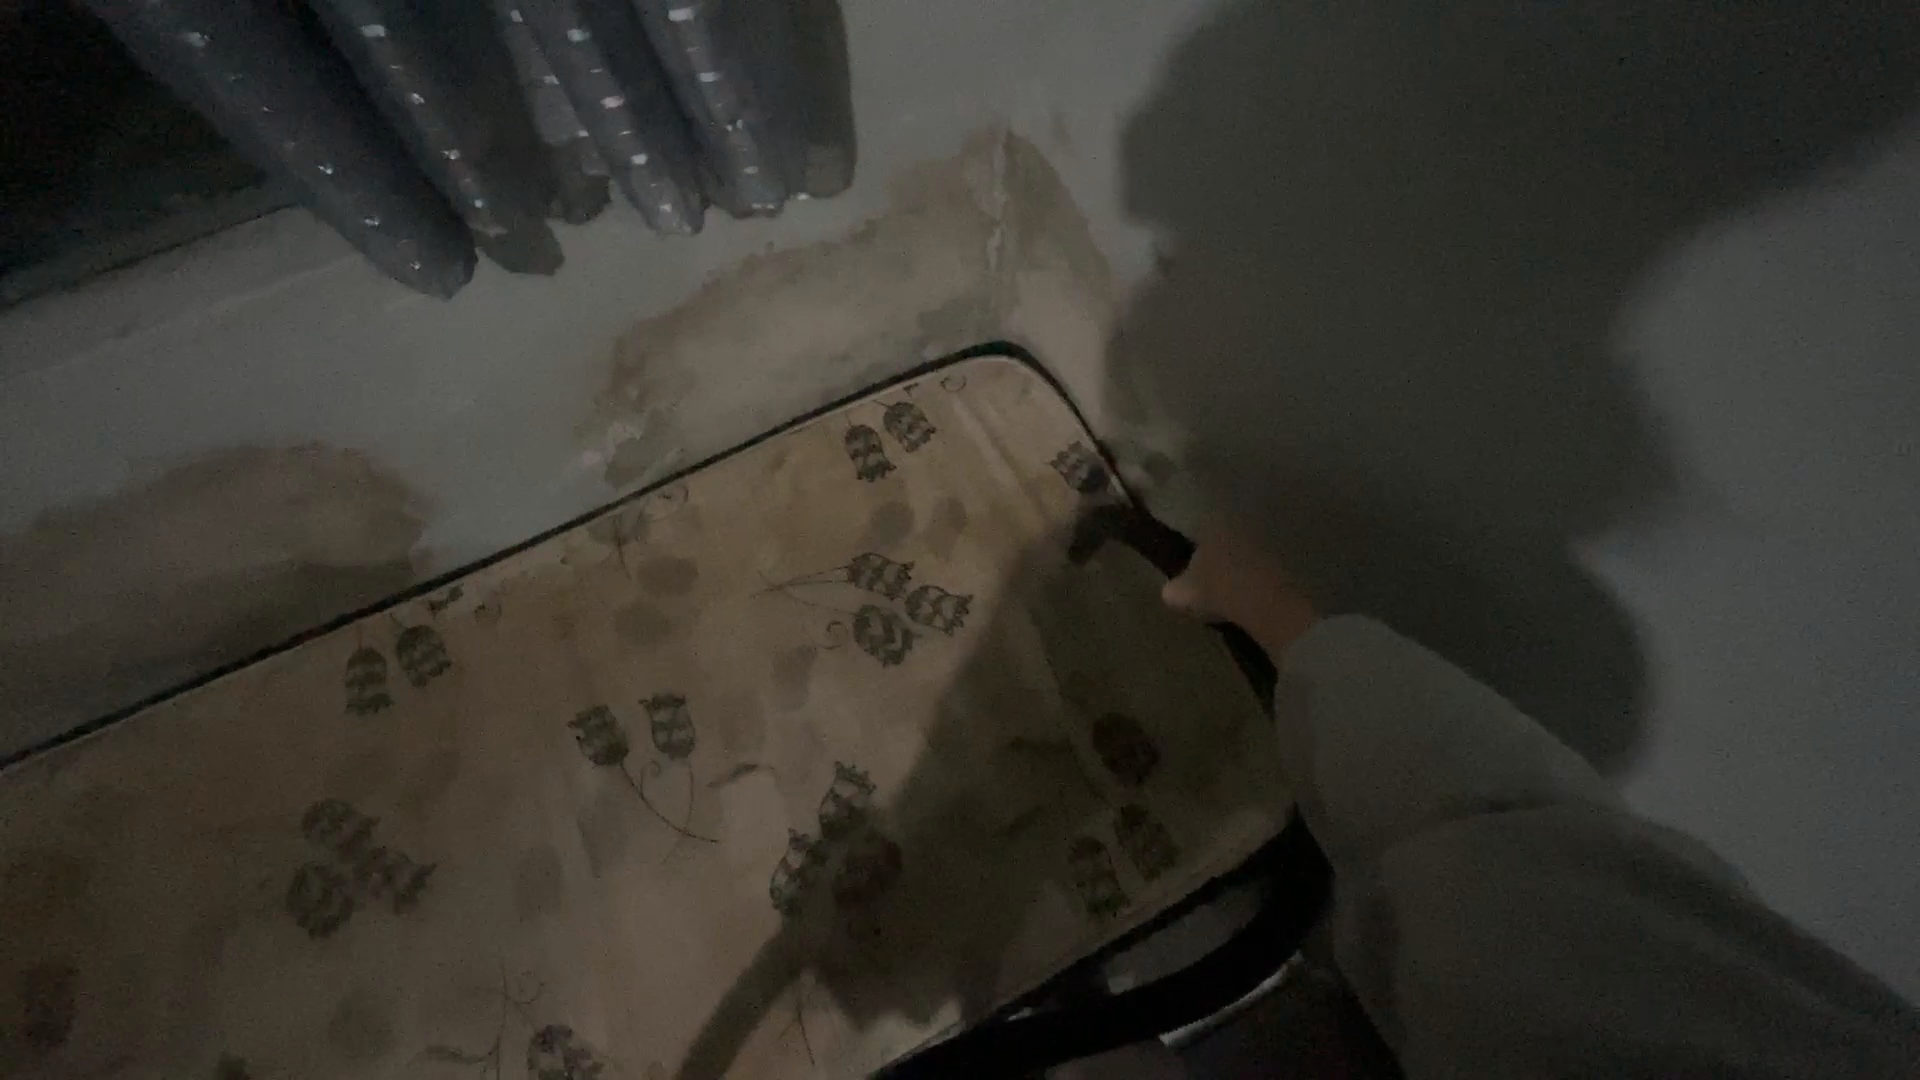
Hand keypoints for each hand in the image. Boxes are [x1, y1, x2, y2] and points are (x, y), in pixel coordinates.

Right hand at [1163, 518, 1318, 656]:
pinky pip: (1260, 571)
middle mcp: (1239, 525)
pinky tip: (1246, 602)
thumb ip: (1172, 589)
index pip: (1198, 528)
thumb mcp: (1181, 594)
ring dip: (1236, 571)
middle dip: (1216, 559)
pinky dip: (1253, 583)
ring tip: (1226, 596)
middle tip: (1206, 583)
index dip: (1192, 548)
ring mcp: (1265, 543)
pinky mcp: (1284, 563)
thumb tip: (1170, 591)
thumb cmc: (1216, 589)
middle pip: (1222, 540)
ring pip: (1242, 555)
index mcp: (1212, 523)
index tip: (1188, 568)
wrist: (1267, 604)